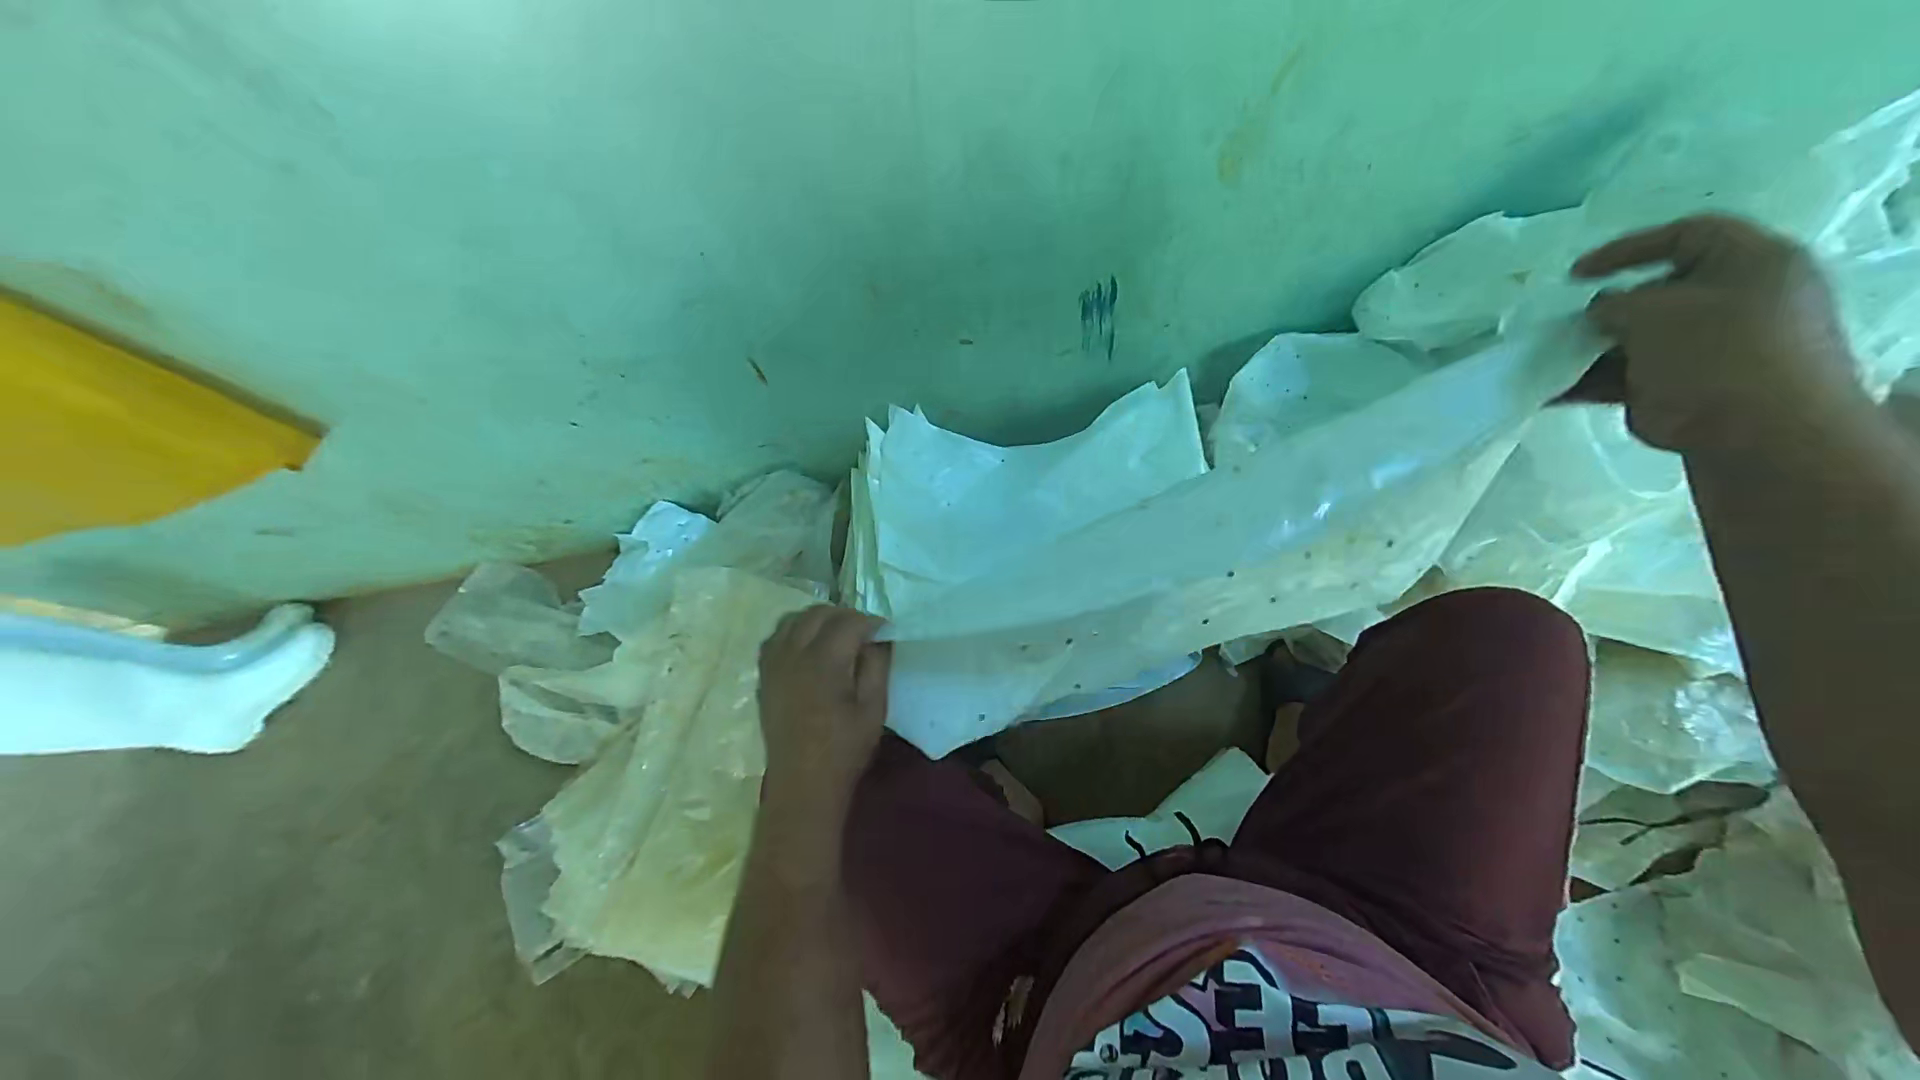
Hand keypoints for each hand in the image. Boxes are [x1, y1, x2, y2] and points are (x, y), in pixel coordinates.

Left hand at [756, 606, 889, 810]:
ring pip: (793, 620)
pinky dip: (794, 632)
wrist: (803, 783)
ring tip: (836, 635)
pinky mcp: (764, 676)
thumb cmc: (844, 749)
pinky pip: (776, 638)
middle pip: (817, 613)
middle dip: (844, 615)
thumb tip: (878, 638)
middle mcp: (794, 654)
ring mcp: (774, 664)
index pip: (848, 622)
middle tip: (863, 632)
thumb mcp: (874, 707)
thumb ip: (876, 665)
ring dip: (817, 620)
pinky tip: (809, 648)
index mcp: (824, 662)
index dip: (870, 621)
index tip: (884, 630)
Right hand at [1569, 214, 1867, 452]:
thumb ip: (1616, 304)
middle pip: (1660, 292)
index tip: (1574, 276)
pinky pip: (1632, 376)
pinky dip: (1592, 382)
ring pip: (1640, 339)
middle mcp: (1741, 300)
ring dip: (1591, 350)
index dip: (1628, 248)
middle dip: (1605, 310)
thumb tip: (1599, 313)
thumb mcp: (1654, 311)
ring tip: (1549, 363)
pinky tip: (1553, 393)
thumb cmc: (1714, 353)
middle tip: (1564, 326)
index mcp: (1752, 263)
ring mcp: (1716, 347)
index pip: (1688, 234)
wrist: (1758, 432)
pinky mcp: (1691, 387)